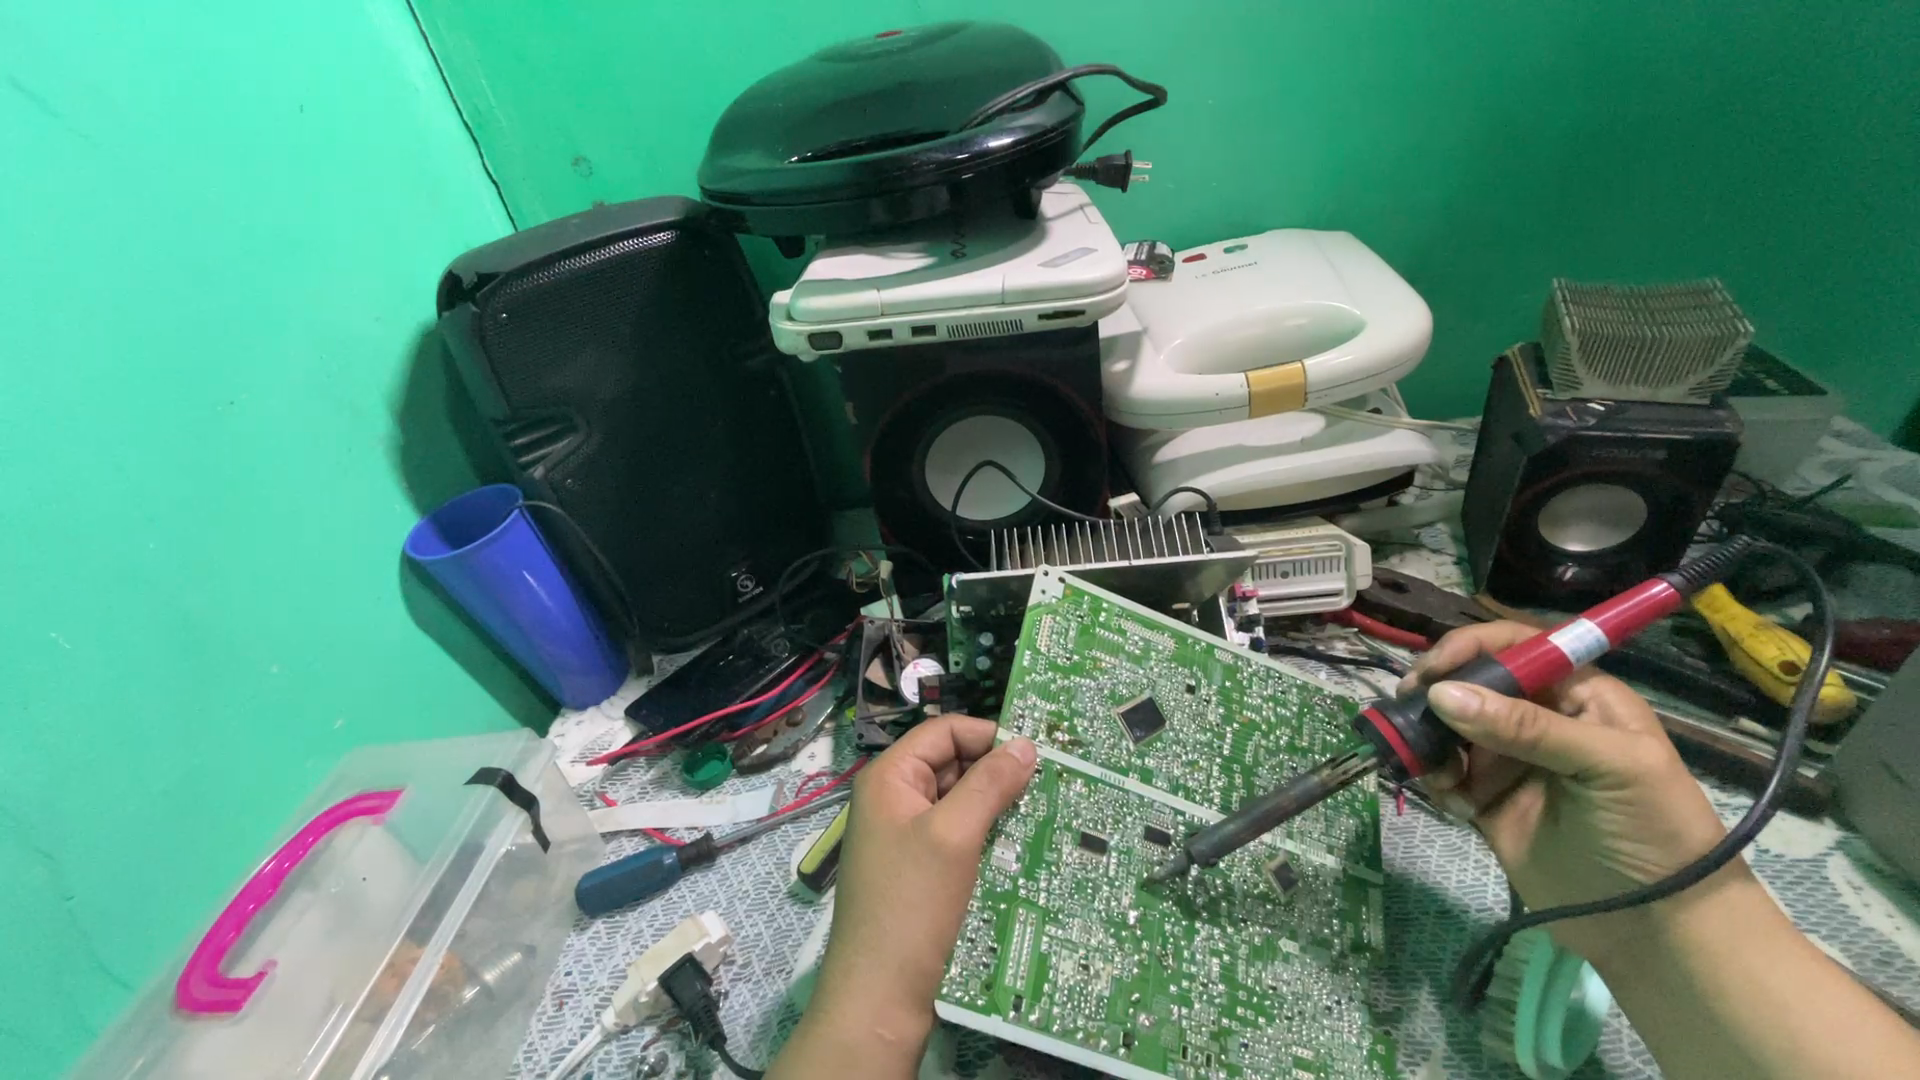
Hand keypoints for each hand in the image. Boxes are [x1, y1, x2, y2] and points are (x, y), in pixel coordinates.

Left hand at [772, 716, 1036, 1077]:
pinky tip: (1020, 846)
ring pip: (958, 802)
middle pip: (952, 764)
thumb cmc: (912, 904)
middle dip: (996, 772)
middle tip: (1048, 784)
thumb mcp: (955, 835)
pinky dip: (986, 836)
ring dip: (996, 806)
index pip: (944, 732)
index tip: (1036, 752)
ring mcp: (904, 836)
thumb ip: (989, 784)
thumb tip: (1026, 744)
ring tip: (1043, 812)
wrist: (879, 996)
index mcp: (889, 778)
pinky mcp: (918, 870)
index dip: (988, 735)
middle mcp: (894, 799)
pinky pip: (957, 836)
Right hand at [1407, 621, 1738, 962]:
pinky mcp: (1482, 798)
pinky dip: (1434, 778)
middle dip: (1436, 691)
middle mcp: (1537, 719)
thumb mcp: (1608, 767)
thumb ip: (1525, 727)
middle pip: (1470, 682)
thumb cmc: (1654, 832)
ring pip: (1446, 726)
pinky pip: (1441, 771)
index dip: (1472, 648)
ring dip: (1428, 737)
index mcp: (1578, 696)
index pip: (1517, 647)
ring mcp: (1506, 759)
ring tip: (1432, 765)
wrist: (1654, 929)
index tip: (1434, 670)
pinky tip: (1453, 801)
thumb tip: (1440, 694)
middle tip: (1407, 706)